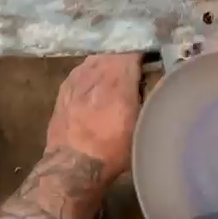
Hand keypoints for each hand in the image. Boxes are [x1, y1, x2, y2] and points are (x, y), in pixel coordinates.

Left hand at [44, 54, 142, 185]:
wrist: (73, 165)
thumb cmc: (113, 150)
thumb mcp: (141, 126)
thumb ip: (147, 97)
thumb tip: (154, 79)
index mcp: (119, 80)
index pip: (134, 52)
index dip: (144, 55)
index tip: (151, 61)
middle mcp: (96, 73)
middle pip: (114, 54)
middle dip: (125, 60)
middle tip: (135, 71)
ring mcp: (76, 78)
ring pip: (96, 60)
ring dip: (107, 65)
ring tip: (114, 77)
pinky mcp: (63, 88)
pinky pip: (81, 71)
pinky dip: (91, 73)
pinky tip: (95, 84)